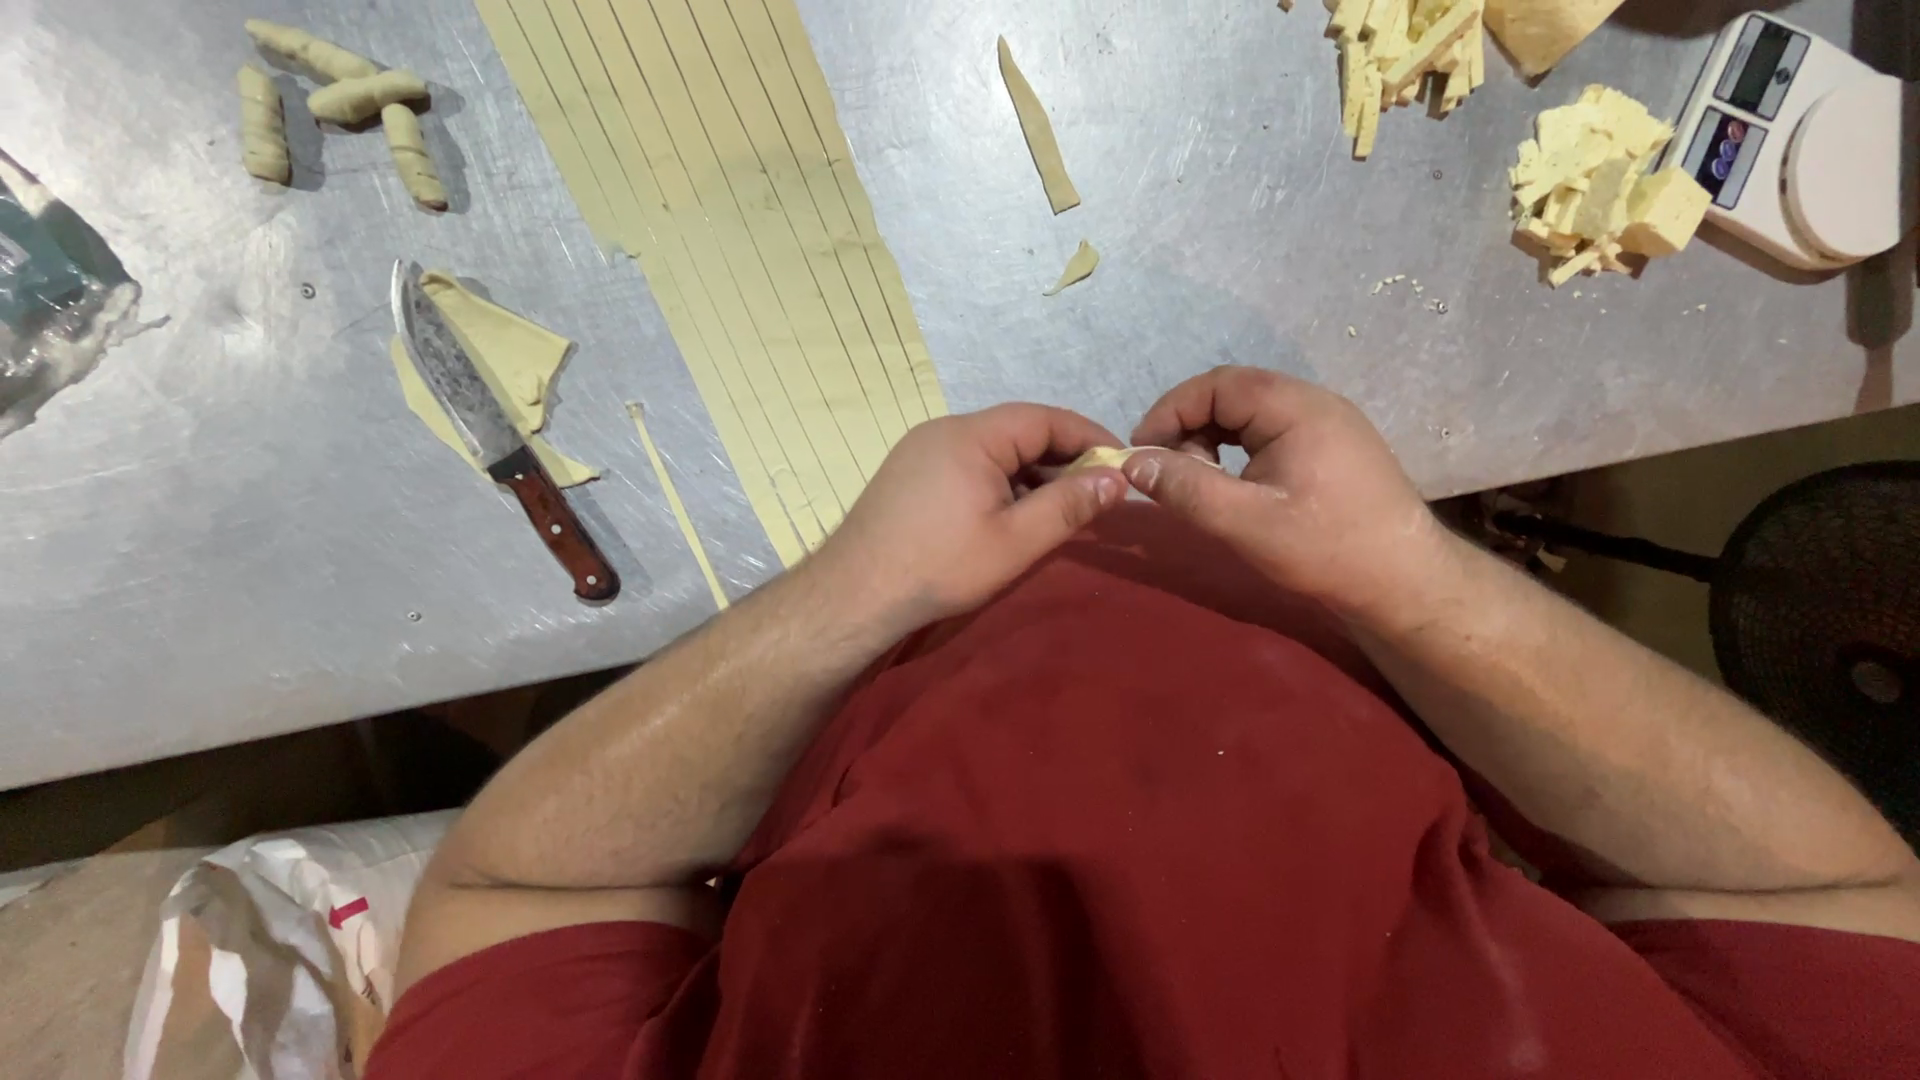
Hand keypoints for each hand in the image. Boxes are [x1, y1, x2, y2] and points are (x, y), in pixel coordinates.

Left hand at [808, 404, 1128, 634]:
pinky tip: (1012, 515)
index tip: (1121, 462)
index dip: (1087, 436)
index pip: (1043, 418)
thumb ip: (1069, 506)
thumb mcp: (1015, 541)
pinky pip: (967, 465)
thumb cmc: (940, 566)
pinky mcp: (909, 474)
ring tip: (1059, 508)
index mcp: (971, 435)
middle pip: (1016, 432)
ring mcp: (921, 451)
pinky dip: (999, 483)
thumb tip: (1116, 479)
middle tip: (1095, 493)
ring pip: (992, 451)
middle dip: (1061, 458)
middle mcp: (944, 431)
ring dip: (1030, 474)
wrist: (855, 595)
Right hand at [1122, 366, 1450, 621]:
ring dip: (1211, 439)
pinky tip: (1233, 485)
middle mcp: (1312, 402)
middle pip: (1230, 393)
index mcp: (1294, 407)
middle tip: (1166, 471)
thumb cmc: (1325, 549)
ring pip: (1248, 413)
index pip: (1214, 384)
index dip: (1169, 412)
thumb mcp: (1245, 522)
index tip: (1142, 453)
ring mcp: (1325, 422)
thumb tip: (1131, 463)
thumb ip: (1185, 489)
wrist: (1404, 582)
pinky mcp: (1329, 446)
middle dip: (1187, 426)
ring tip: (1198, 482)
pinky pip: (1268, 430)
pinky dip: (1236, 449)